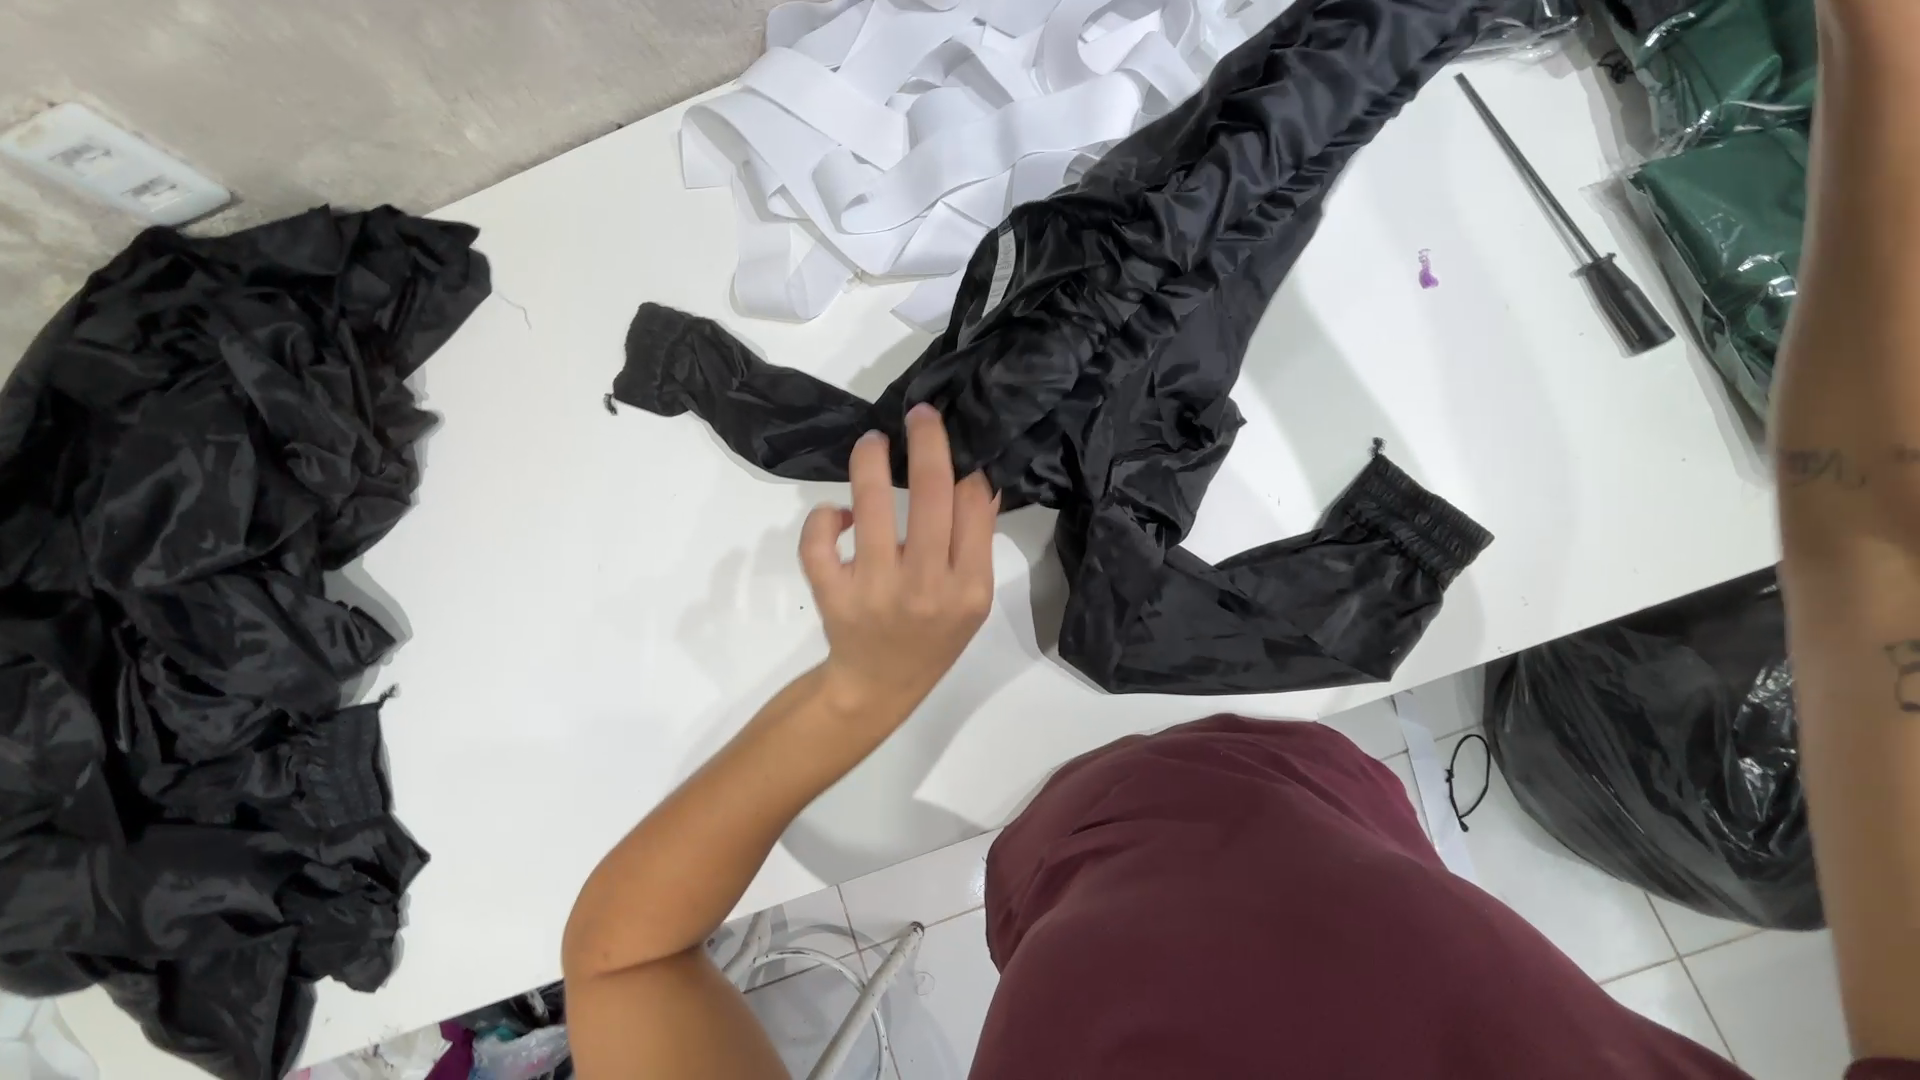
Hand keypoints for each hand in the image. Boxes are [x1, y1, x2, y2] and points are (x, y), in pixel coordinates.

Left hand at [800, 403, 997, 722]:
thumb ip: (977, 545)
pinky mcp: (833, 596)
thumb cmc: (933, 640)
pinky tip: (838, 513)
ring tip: (873, 441)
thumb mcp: (972, 601)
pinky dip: (824, 517)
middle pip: (931, 494)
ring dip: (870, 461)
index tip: (958, 450)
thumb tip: (980, 482)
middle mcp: (926, 587)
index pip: (973, 507)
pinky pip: (819, 542)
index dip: (966, 469)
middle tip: (920, 413)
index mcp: (968, 589)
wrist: (879, 687)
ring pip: (871, 506)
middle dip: (927, 441)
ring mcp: (875, 591)